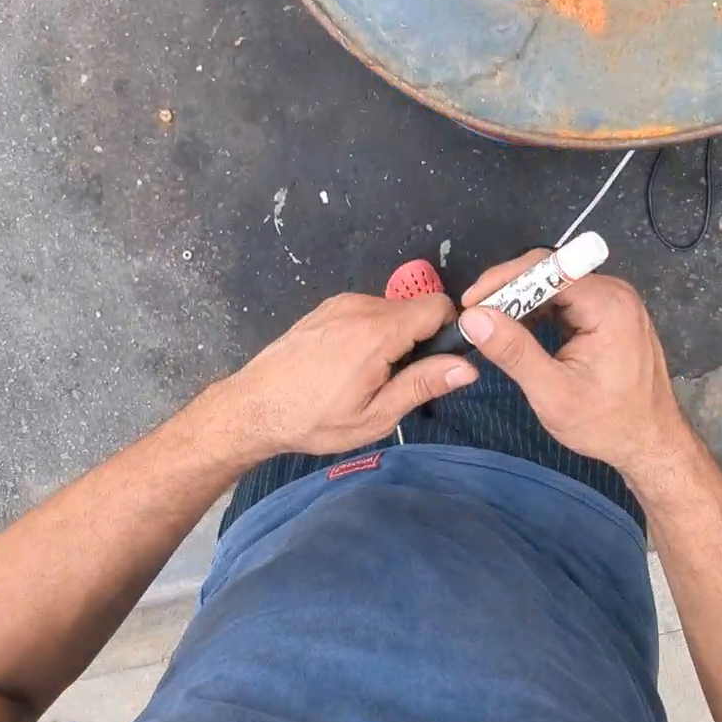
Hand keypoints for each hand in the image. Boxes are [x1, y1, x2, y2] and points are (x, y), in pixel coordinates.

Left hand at [206, 292, 474, 458]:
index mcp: (378, 330)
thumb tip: (467, 367)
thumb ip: (423, 384)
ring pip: (390, 310)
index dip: (448, 331)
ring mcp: (341, 302)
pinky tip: (349, 364)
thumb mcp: (376, 415)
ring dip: (394, 337)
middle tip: (398, 380)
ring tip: (370, 376)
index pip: (439, 305)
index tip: (439, 362)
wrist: (253, 406)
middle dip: (420, 339)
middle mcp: (362, 305)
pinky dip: (371, 331)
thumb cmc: (315, 419)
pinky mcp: (326, 307)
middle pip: (415, 308)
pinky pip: (366, 311)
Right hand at [456, 251, 694, 479]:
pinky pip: (566, 298)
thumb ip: (514, 352)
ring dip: (520, 301)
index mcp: (607, 304)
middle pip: (549, 271)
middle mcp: (614, 292)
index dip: (503, 280)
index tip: (470, 302)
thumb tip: (472, 318)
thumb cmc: (607, 424)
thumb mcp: (553, 393)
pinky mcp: (609, 313)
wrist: (652, 445)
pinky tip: (516, 330)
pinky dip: (538, 310)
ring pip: (555, 284)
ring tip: (488, 323)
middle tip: (474, 315)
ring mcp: (613, 301)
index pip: (545, 268)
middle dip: (507, 290)